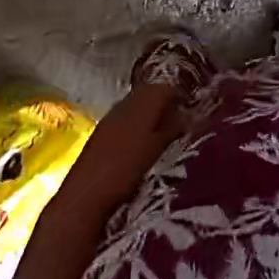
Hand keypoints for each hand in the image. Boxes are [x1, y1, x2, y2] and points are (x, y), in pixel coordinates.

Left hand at [54, 82, 188, 213]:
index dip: (178, 95)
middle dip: (164, 100)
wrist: (88, 190)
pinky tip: (143, 137)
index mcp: (140, 105)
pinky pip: (125, 114)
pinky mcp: (102, 128)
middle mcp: (124, 103)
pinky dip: (137, 119)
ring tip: (165, 128)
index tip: (191, 106)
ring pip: (135, 102)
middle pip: (147, 92)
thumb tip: (185, 114)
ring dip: (150, 110)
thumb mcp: (156, 150)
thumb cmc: (126, 170)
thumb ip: (171, 128)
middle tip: (180, 115)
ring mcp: (111, 115)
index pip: (162, 88)